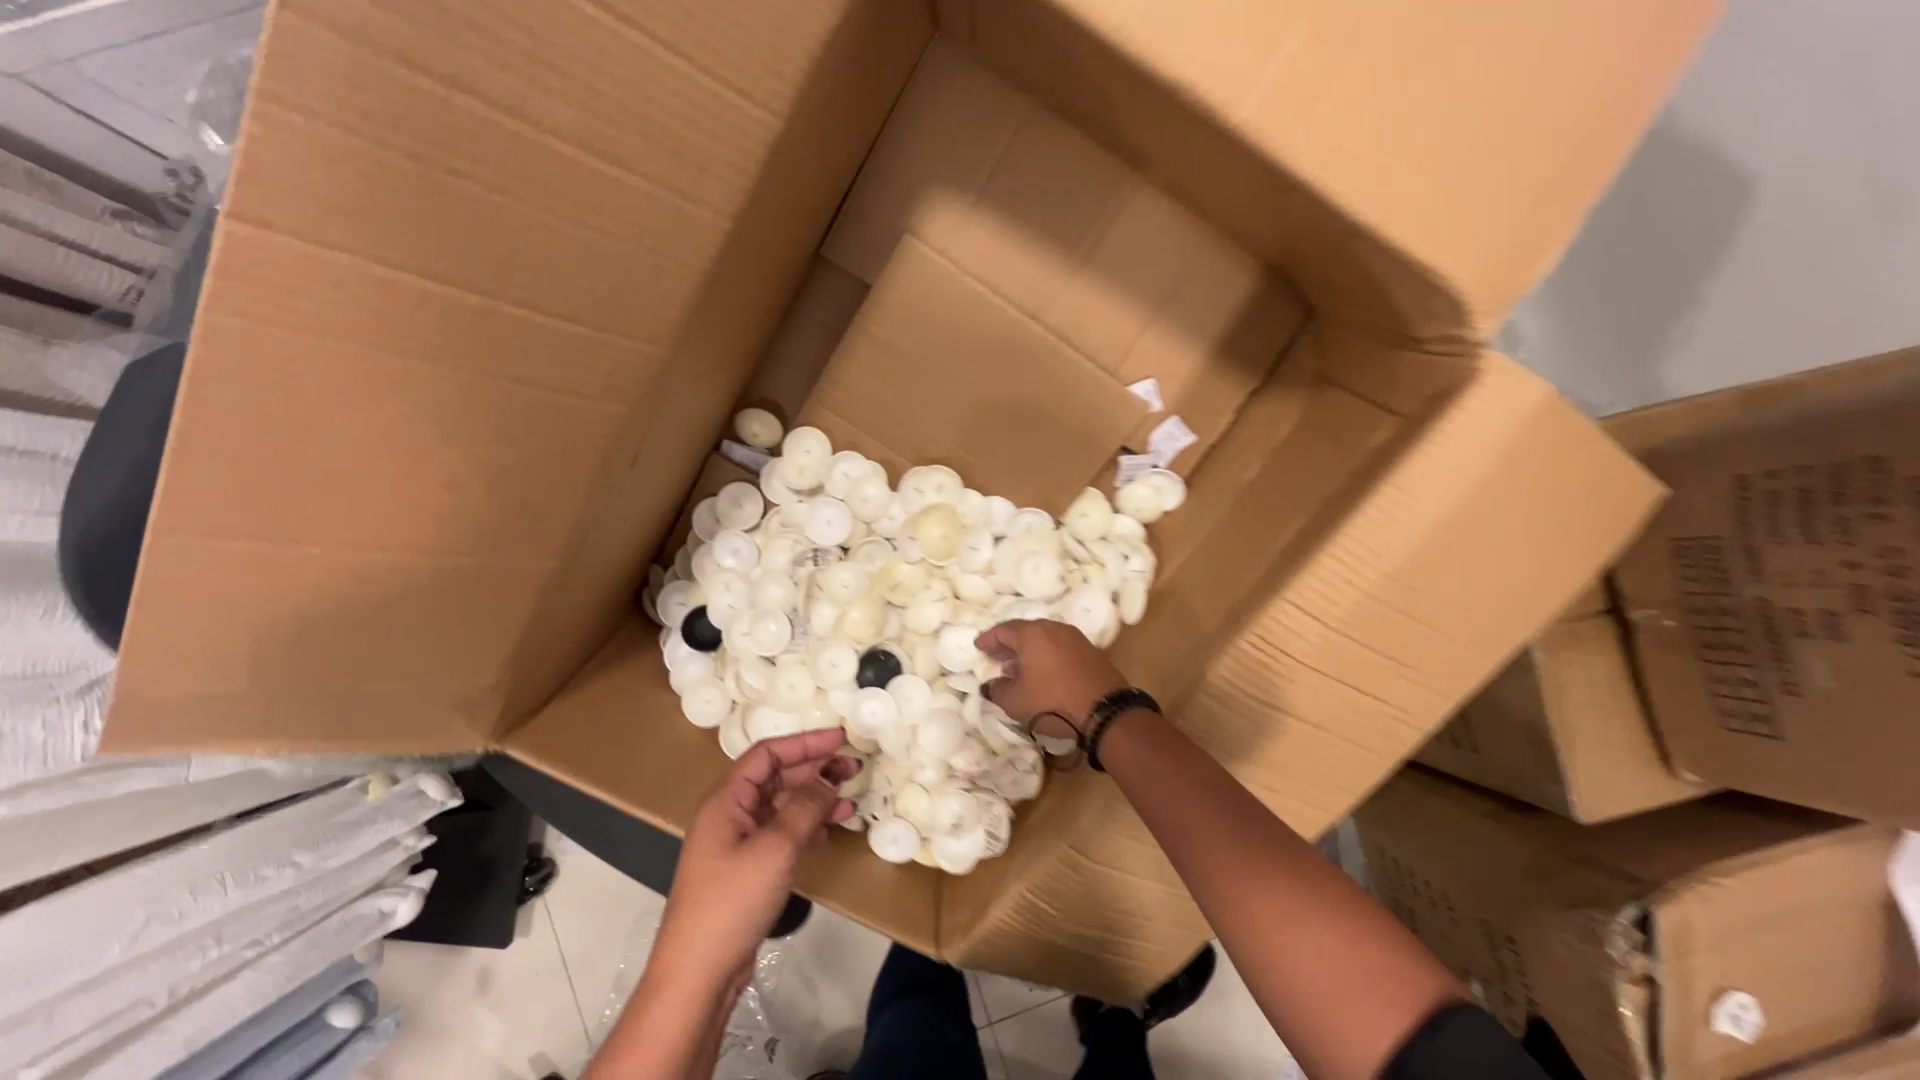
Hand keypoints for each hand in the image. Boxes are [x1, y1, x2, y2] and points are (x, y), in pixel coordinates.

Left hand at [653, 730, 858, 986]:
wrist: (698, 972)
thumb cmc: (732, 902)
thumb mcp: (775, 848)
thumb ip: (804, 808)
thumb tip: (827, 778)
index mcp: (726, 800)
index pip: (767, 754)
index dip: (804, 743)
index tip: (841, 740)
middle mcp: (729, 815)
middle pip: (775, 778)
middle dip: (814, 770)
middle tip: (854, 770)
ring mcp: (737, 844)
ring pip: (781, 807)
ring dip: (814, 800)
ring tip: (850, 803)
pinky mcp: (746, 870)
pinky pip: (781, 834)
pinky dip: (806, 827)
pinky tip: (829, 831)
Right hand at [976, 620, 1128, 739]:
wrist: (1105, 713)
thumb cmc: (1052, 703)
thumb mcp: (1015, 702)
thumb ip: (997, 690)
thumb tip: (991, 684)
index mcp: (1032, 634)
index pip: (1003, 630)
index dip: (988, 639)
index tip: (978, 647)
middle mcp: (1054, 629)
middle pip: (1025, 631)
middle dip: (1008, 644)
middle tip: (996, 656)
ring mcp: (1076, 639)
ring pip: (1045, 639)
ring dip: (1029, 651)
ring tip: (1017, 668)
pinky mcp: (1091, 653)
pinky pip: (1060, 648)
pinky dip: (1046, 657)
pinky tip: (1042, 674)